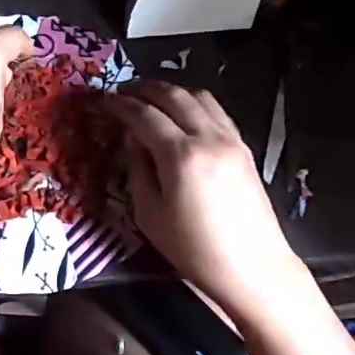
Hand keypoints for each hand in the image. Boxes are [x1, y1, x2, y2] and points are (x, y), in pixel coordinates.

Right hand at [109, 82, 302, 312]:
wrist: (252, 266)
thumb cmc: (193, 249)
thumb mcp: (150, 215)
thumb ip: (138, 170)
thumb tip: (133, 140)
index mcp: (180, 156)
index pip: (144, 115)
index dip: (119, 104)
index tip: (102, 100)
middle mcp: (207, 137)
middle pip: (173, 95)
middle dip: (144, 88)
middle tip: (123, 92)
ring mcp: (230, 139)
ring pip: (199, 96)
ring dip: (171, 91)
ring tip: (150, 98)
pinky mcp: (243, 147)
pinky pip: (216, 111)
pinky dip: (194, 103)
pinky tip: (182, 114)